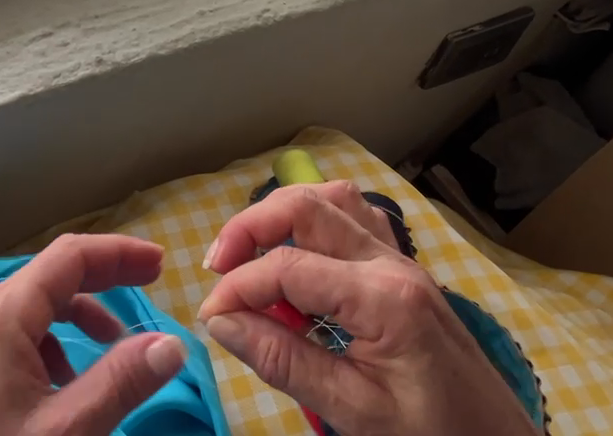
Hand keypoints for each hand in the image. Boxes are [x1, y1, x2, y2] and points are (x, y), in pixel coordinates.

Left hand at [0, 233, 190, 435]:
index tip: (160, 262)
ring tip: (112, 349)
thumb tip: (171, 344)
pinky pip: (13, 335)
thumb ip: (119, 382)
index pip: (69, 257)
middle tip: (150, 287)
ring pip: (31, 307)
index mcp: (3, 314)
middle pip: (51, 276)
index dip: (118, 253)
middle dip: (104, 279)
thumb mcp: (65, 430)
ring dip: (77, 316)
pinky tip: (62, 384)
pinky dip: (50, 344)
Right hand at [199, 182, 535, 435]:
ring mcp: (400, 258)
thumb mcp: (355, 414)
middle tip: (218, 268)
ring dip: (280, 215)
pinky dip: (314, 218)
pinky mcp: (403, 266)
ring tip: (251, 252)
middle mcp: (391, 263)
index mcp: (384, 300)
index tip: (209, 315)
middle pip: (304, 207)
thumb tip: (219, 321)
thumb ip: (284, 360)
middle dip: (249, 228)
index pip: (289, 269)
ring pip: (329, 198)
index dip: (239, 287)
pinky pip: (354, 215)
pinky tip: (299, 250)